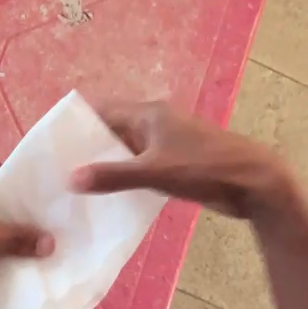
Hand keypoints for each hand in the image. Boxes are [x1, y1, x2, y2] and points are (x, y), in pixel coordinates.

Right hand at [71, 100, 300, 222]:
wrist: (255, 183)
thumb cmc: (205, 167)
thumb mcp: (155, 172)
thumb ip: (113, 176)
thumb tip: (70, 179)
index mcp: (149, 114)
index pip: (102, 111)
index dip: (77, 123)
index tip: (52, 142)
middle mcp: (155, 124)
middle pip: (112, 131)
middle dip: (88, 148)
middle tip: (58, 169)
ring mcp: (167, 145)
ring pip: (126, 152)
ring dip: (106, 166)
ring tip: (76, 186)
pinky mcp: (176, 165)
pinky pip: (140, 168)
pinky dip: (124, 179)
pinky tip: (108, 198)